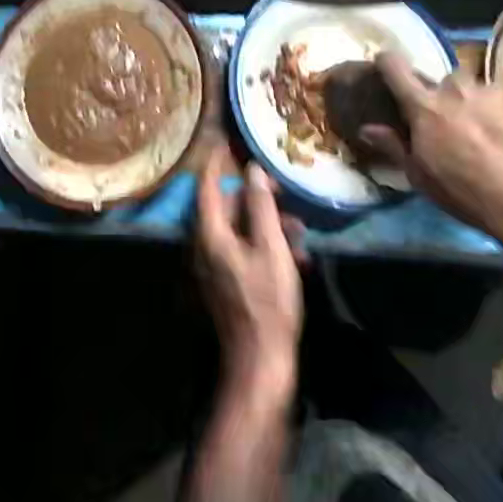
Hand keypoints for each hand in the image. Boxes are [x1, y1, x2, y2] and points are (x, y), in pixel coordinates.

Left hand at [194, 146, 303, 389]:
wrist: (260, 361)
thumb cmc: (268, 303)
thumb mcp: (272, 249)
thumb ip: (261, 207)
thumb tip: (252, 169)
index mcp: (209, 233)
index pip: (207, 183)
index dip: (218, 160)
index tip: (231, 140)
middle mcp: (202, 244)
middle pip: (225, 206)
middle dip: (256, 199)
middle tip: (285, 196)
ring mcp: (210, 263)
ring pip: (236, 228)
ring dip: (266, 225)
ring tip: (299, 234)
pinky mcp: (222, 279)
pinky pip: (240, 249)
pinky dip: (263, 246)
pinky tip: (294, 258)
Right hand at [357, 54, 502, 273]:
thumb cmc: (471, 194)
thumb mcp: (422, 178)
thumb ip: (393, 146)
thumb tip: (367, 128)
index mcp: (424, 106)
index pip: (394, 66)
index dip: (386, 63)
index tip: (385, 70)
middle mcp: (457, 88)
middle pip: (440, 80)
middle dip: (440, 96)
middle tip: (447, 124)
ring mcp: (495, 90)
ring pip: (474, 89)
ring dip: (472, 104)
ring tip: (484, 134)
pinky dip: (501, 113)